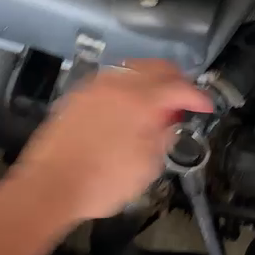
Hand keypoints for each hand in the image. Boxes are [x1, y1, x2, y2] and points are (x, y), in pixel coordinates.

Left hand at [6, 60, 212, 223]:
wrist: (49, 187)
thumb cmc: (100, 184)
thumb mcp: (146, 168)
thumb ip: (163, 139)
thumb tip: (170, 125)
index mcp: (141, 101)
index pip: (180, 87)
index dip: (198, 96)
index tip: (205, 106)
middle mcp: (119, 85)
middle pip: (157, 67)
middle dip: (176, 81)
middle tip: (184, 100)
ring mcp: (96, 87)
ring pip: (133, 68)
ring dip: (151, 80)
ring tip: (157, 102)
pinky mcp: (78, 95)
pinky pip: (111, 79)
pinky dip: (127, 86)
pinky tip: (128, 105)